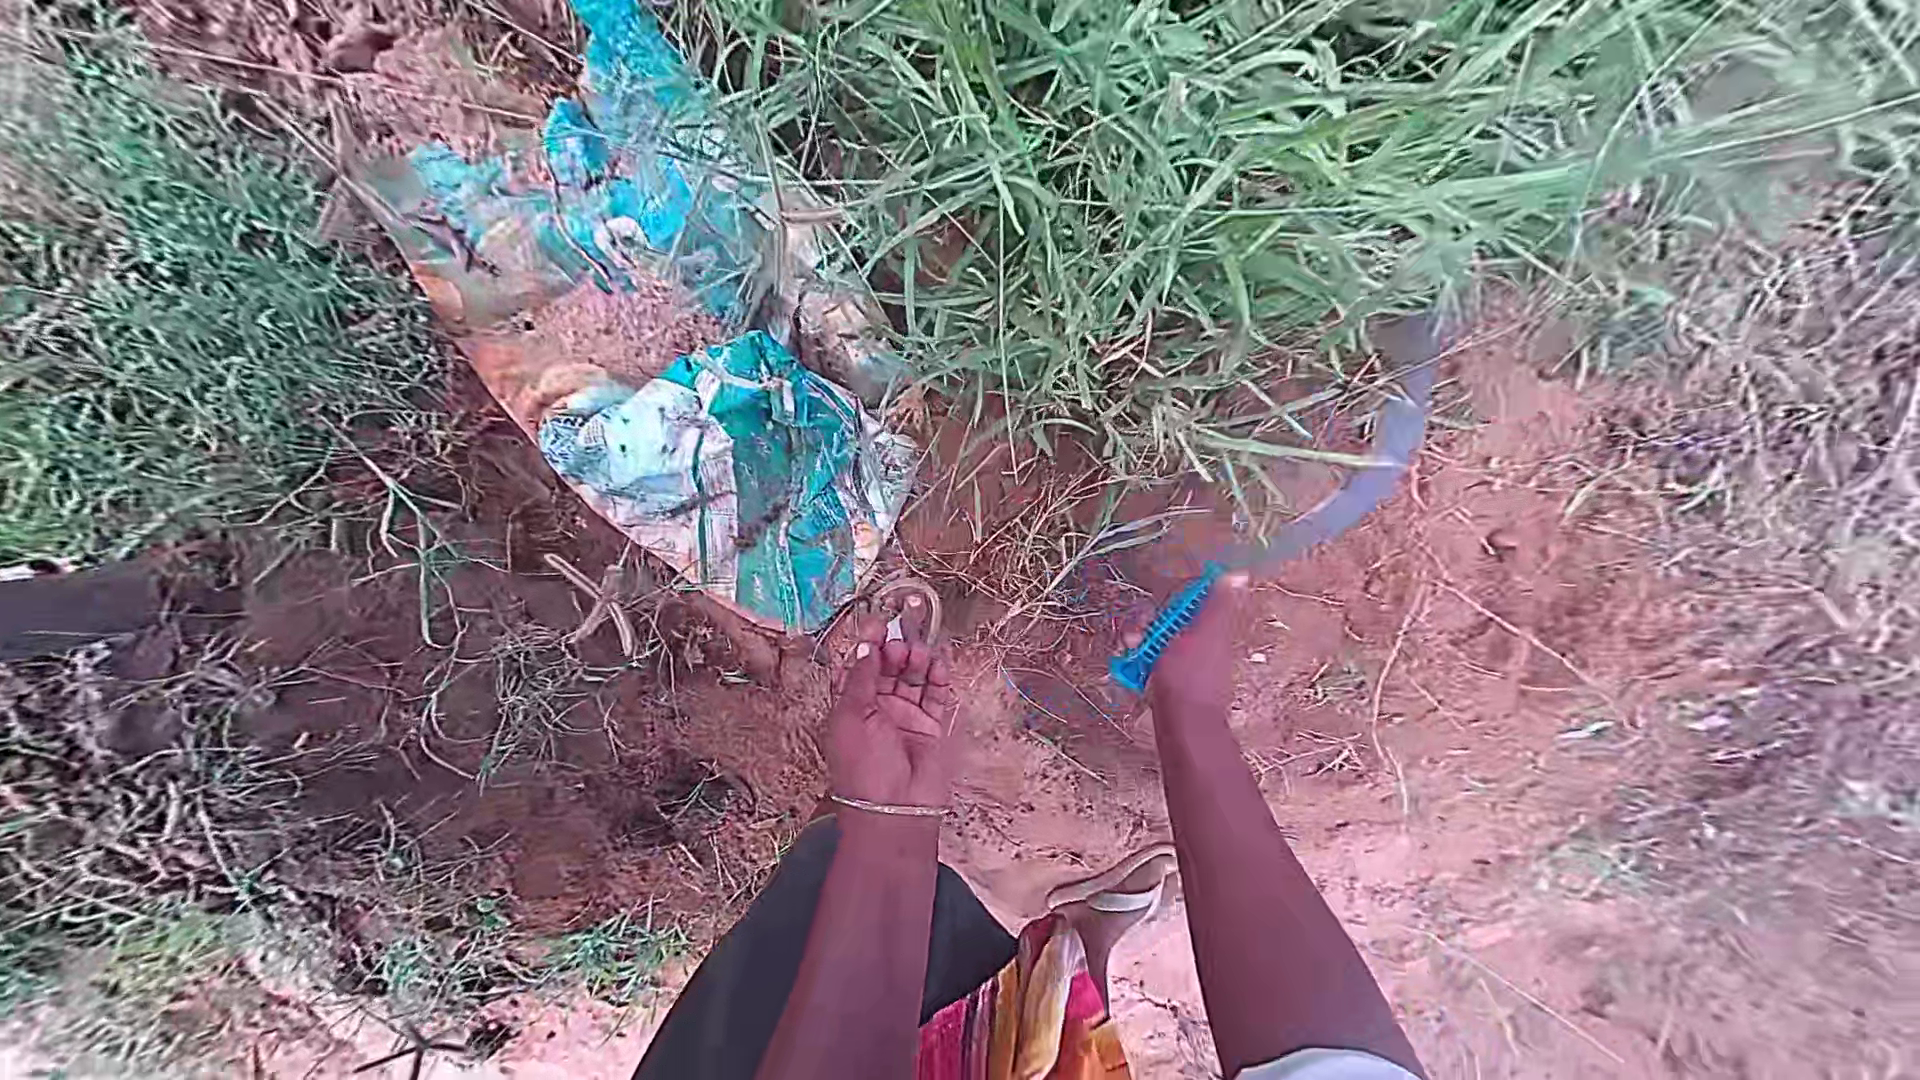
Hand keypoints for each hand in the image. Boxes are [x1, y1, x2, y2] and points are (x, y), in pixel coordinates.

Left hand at [827, 605, 955, 809]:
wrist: (896, 809)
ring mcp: (905, 717)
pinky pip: (935, 696)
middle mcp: (878, 709)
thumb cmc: (864, 764)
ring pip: (912, 679)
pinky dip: (938, 678)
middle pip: (887, 669)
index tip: (877, 624)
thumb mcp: (852, 717)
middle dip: (894, 651)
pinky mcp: (929, 726)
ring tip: (919, 653)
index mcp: (851, 707)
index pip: (859, 668)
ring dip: (916, 662)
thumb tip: (867, 647)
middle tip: (901, 642)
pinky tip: (939, 665)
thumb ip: (861, 678)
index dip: (867, 646)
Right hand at [1138, 571, 1248, 719]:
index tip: (1160, 611)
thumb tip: (1239, 573)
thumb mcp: (1205, 632)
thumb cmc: (1190, 676)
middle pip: (1163, 619)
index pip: (1185, 600)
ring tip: (1130, 652)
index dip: (1169, 601)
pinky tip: (1130, 668)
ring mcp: (1179, 661)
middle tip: (1138, 636)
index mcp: (1209, 627)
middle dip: (1145, 623)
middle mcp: (1195, 642)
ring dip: (1136, 641)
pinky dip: (1135, 660)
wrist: (1182, 723)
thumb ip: (1216, 602)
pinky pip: (1145, 659)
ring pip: (1151, 638)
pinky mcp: (1164, 677)